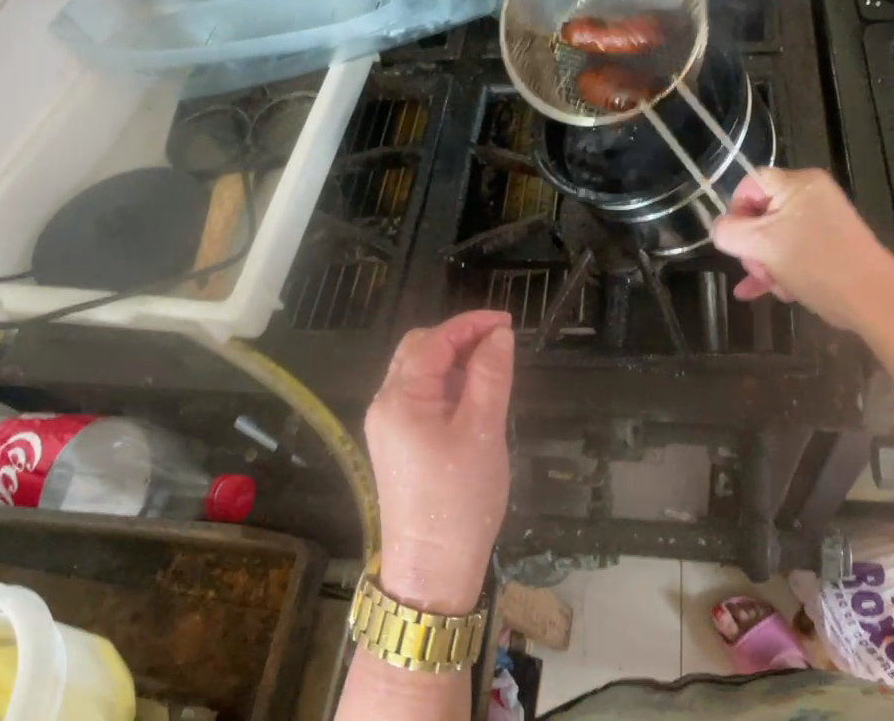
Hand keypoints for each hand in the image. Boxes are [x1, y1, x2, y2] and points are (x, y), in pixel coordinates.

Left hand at [365, 310, 514, 613]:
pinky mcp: (397, 446)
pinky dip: (447, 386)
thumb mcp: (484, 431)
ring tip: (493, 366)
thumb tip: (499, 336)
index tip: (508, 322)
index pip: (434, 341)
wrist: (432, 571)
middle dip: (459, 338)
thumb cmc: (460, 500)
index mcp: (400, 399)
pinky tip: (473, 396)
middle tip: (501, 343)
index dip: (471, 325)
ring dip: (454, 361)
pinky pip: (420, 399)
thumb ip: (491, 376)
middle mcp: (385, 406)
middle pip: (419, 351)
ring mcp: (388, 427)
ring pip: (419, 374)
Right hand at [711, 167, 893, 331]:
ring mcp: (820, 222)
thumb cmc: (815, 263)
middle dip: (752, 246)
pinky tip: (764, 293)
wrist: (871, 297)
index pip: (750, 183)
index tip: (737, 239)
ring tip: (769, 286)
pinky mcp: (826, 246)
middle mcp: (811, 196)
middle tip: (757, 268)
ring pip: (774, 237)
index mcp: (798, 184)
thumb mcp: (762, 245)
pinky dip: (779, 268)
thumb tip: (720, 229)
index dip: (737, 209)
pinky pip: (791, 251)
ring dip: (764, 263)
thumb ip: (729, 232)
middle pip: (761, 212)